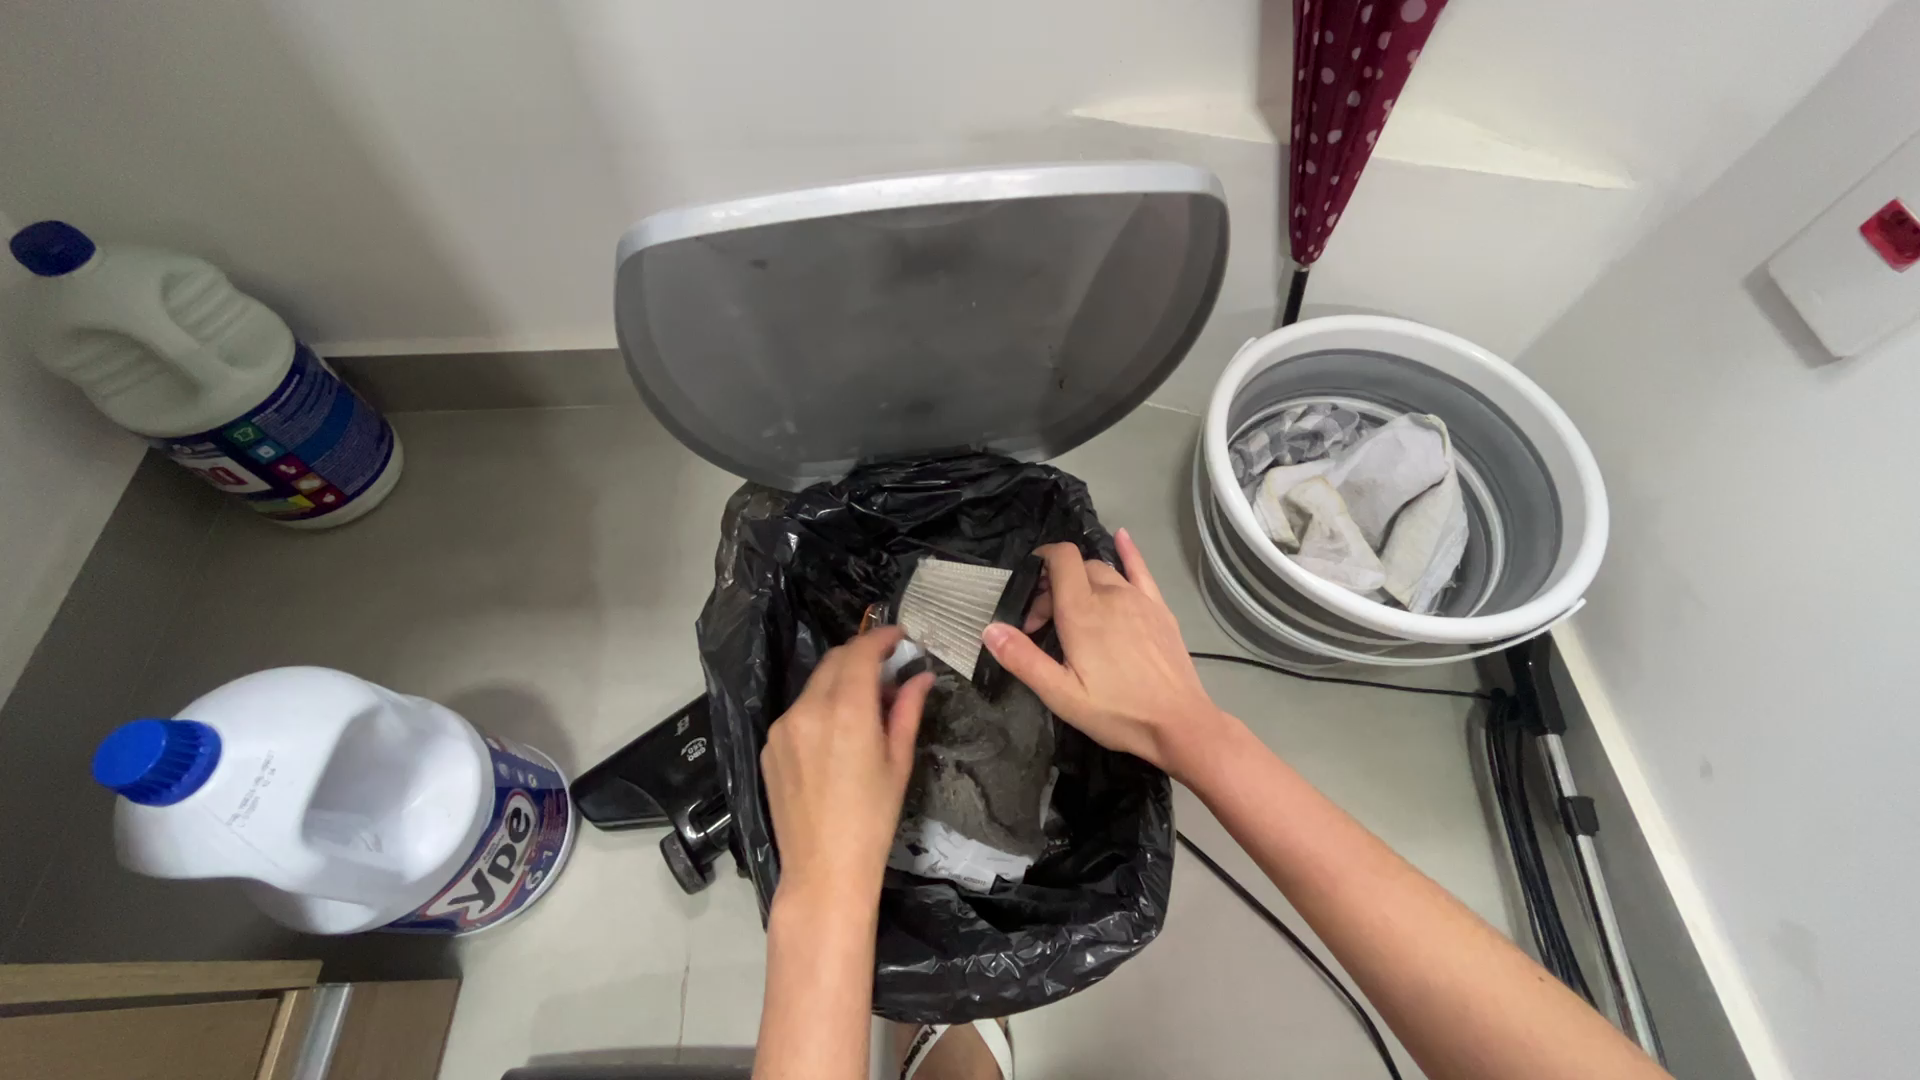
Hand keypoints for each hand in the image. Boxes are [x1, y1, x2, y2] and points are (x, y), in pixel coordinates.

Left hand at [761, 626, 932, 901]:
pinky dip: (821, 706)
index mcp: (846, 711)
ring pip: (815, 685)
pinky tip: (838, 735)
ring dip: (841, 682)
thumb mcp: (898, 762)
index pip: (861, 653)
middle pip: (835, 661)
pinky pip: (799, 710)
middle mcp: (808, 709)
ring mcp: (783, 727)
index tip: (899, 637)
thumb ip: (907, 710)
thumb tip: (921, 676)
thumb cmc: (872, 819)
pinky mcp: (770, 746)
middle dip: (862, 656)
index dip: (881, 637)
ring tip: (866, 707)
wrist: (823, 870)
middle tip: (889, 670)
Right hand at [982, 528, 1235, 779]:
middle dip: (1055, 586)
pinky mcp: (1159, 609)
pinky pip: (1140, 570)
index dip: (1040, 563)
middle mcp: (1110, 594)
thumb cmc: (1117, 712)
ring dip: (1082, 581)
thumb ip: (1023, 659)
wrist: (1179, 724)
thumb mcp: (1060, 694)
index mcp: (1082, 612)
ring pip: (1103, 571)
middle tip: (1046, 626)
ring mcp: (1139, 599)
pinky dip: (1128, 551)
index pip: (1059, 559)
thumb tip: (990, 629)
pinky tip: (1122, 537)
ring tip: (1074, 612)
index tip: (1027, 589)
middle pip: (1077, 569)